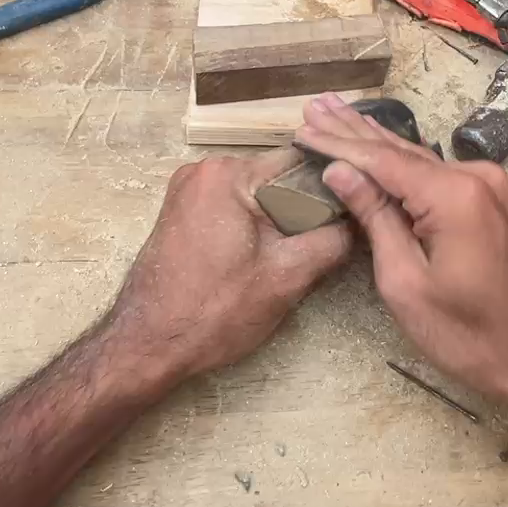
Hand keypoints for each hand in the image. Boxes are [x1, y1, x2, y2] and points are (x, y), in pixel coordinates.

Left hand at [107, 151, 354, 383]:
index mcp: (228, 173)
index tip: (356, 207)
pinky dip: (254, 223)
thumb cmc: (214, 312)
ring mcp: (189, 188)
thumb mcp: (287, 277)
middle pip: (277, 176)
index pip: (300, 161)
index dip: (334, 185)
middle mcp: (204, 168)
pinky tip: (267, 253)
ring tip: (300, 250)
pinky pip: (234, 204)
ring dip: (280, 217)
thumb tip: (361, 219)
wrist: (146, 345)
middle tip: (329, 239)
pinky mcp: (182, 209)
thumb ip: (332, 240)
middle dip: (305, 205)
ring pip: (257, 192)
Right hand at [294, 93, 507, 411]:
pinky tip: (379, 142)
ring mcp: (488, 183)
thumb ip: (374, 218)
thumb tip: (339, 171)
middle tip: (315, 105)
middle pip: (399, 149)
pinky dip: (401, 161)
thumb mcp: (406, 283)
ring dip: (375, 139)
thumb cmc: (470, 335)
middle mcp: (474, 175)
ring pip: (418, 157)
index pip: (381, 160)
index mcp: (453, 194)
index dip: (338, 145)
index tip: (303, 129)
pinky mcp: (491, 197)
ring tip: (336, 111)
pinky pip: (436, 172)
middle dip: (352, 129)